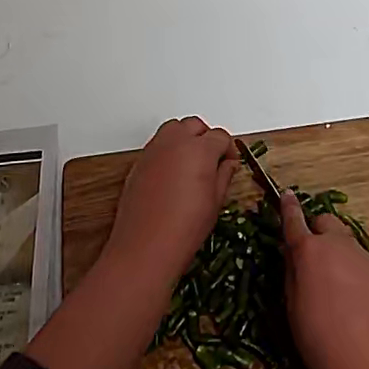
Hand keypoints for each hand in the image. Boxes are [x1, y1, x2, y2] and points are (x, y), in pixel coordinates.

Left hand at [103, 117, 237, 285]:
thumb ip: (223, 175)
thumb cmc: (183, 226)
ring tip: (194, 164)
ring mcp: (153, 150)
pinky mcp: (139, 162)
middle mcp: (173, 143)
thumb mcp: (215, 201)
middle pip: (194, 125)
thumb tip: (226, 165)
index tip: (229, 162)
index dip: (228, 149)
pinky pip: (157, 144)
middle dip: (206, 137)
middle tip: (214, 159)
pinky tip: (174, 172)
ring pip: (172, 129)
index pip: (220, 136)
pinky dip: (168, 150)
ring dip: (185, 139)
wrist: (146, 244)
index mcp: (198, 149)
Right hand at [280, 189, 368, 368]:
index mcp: (311, 252)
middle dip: (315, 229)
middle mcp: (341, 248)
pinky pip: (363, 266)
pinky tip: (352, 302)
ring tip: (327, 283)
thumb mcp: (293, 311)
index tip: (284, 195)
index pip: (294, 219)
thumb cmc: (326, 347)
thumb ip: (291, 275)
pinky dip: (353, 273)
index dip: (287, 207)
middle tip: (305, 251)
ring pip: (347, 245)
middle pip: (326, 222)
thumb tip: (291, 254)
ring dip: (335, 252)